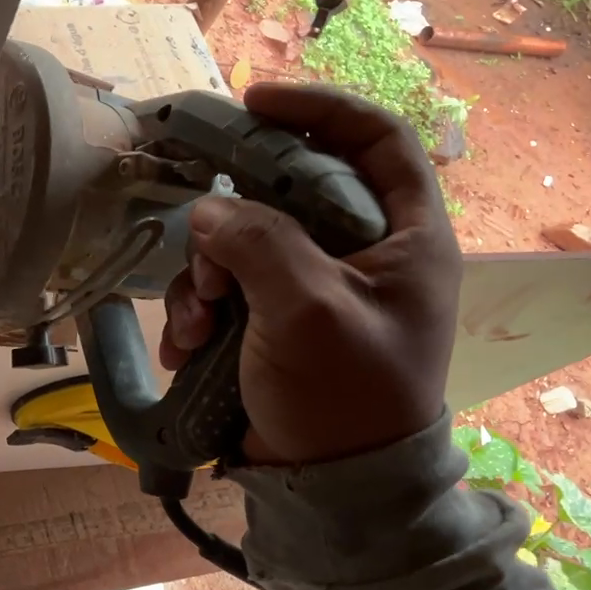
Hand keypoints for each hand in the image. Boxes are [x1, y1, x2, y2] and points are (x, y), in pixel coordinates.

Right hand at [158, 83, 461, 465]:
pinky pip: (224, 295)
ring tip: (196, 329)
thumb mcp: (306, 311)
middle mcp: (361, 257)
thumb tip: (209, 209)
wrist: (330, 487)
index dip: (319, 109)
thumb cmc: (343, 396)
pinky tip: (186, 349)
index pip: (376, 140)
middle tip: (207, 262)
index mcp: (404, 239)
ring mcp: (312, 293)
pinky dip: (198, 316)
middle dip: (232, 229)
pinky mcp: (273, 326)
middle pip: (285, 198)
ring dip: (204, 283)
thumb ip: (259, 244)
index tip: (254, 102)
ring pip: (241, 251)